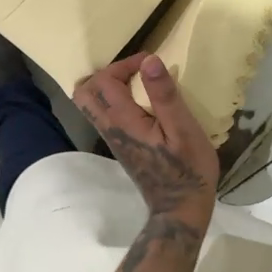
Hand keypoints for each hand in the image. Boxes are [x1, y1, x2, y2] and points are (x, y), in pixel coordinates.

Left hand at [73, 54, 219, 222]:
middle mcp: (110, 129)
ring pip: (90, 106)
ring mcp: (113, 140)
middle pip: (84, 93)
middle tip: (133, 70)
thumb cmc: (188, 171)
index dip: (124, 64)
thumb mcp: (184, 130)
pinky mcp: (120, 147)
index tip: (149, 62)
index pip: (104, 81)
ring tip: (136, 81)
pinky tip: (139, 100)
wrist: (180, 209)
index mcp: (123, 122)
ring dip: (106, 86)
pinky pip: (103, 115)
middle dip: (105, 73)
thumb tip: (149, 61)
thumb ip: (164, 95)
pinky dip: (112, 100)